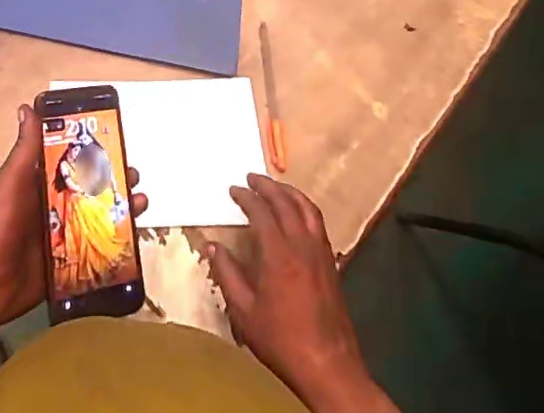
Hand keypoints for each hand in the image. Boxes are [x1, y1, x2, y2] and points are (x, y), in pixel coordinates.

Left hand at [0, 104, 145, 327]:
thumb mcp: (12, 180)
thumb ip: (25, 148)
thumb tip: (27, 108)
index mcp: (44, 180)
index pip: (75, 158)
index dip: (96, 149)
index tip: (115, 139)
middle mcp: (59, 202)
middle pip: (94, 184)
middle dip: (116, 177)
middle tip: (132, 173)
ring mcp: (68, 231)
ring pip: (102, 213)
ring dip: (123, 205)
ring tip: (138, 200)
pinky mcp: (74, 258)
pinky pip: (101, 245)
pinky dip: (119, 238)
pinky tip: (133, 233)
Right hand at [210, 174, 392, 412]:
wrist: (328, 366)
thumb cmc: (282, 340)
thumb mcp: (245, 312)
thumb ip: (227, 274)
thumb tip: (212, 246)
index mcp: (278, 254)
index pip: (261, 212)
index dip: (246, 197)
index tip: (234, 190)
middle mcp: (302, 245)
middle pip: (285, 203)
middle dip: (267, 186)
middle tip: (251, 178)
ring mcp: (320, 252)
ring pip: (307, 208)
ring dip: (289, 192)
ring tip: (275, 186)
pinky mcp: (331, 263)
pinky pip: (318, 223)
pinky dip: (305, 208)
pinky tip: (298, 213)